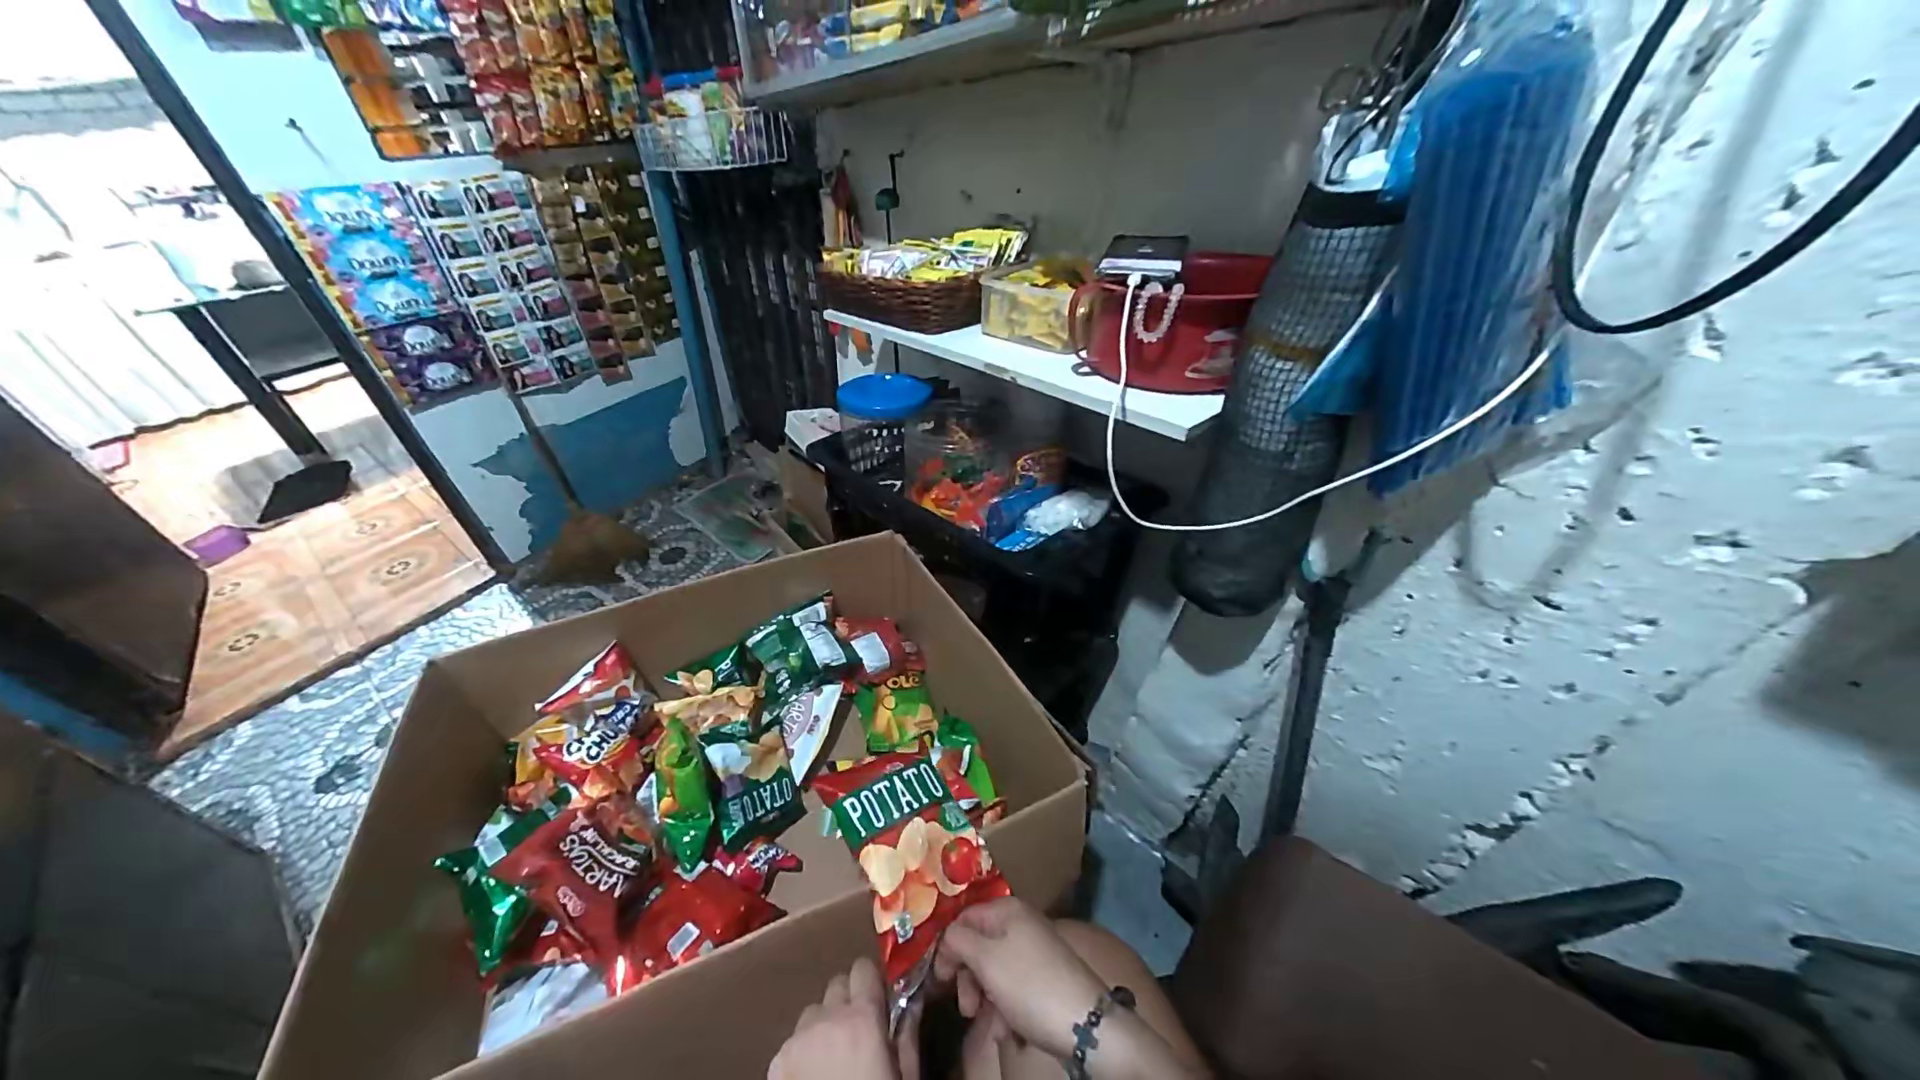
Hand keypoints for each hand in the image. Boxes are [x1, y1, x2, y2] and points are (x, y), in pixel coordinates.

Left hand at [769, 957, 898, 1079]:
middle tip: (857, 1033)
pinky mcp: (775, 1064)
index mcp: (863, 1018)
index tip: (878, 1001)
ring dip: (824, 1025)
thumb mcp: (904, 1077)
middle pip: (836, 985)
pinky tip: (812, 1079)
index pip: (863, 967)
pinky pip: (793, 1041)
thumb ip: (907, 1034)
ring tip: (833, 1059)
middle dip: (848, 1002)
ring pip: (813, 1012)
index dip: (871, 982)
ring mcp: (796, 1040)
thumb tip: (911, 1001)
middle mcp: (827, 1019)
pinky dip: (803, 1051)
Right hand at [933, 897, 1106, 1059]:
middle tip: (967, 1008)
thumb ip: (958, 941)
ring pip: (995, 970)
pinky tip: (1009, 1031)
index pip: (964, 918)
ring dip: (986, 999)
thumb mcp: (986, 960)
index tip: (940, 979)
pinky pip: (1014, 987)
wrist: (1085, 1023)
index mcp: (1007, 910)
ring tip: (992, 1026)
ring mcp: (1035, 950)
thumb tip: (947, 937)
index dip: (948, 946)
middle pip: (979, 946)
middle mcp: (1021, 923)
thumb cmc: (1029, 984)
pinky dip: (1006, 1008)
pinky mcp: (1045, 977)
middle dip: (968, 979)